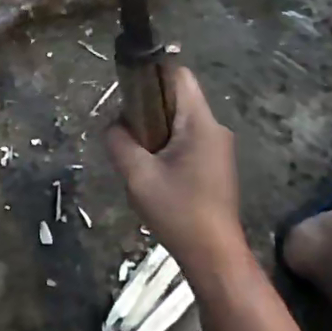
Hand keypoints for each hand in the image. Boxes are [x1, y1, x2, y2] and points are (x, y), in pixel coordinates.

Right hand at [105, 66, 246, 266]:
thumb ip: (118, 140)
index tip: (126, 92)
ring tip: (138, 157)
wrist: (215, 257)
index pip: (178, 75)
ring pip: (179, 120)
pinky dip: (166, 145)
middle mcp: (214, 128)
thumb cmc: (178, 212)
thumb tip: (113, 126)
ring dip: (155, 130)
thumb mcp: (137, 175)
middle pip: (176, 97)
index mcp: (200, 123)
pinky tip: (153, 172)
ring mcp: (218, 148)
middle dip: (147, 108)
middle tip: (127, 132)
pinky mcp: (216, 165)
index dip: (151, 73)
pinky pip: (186, 139)